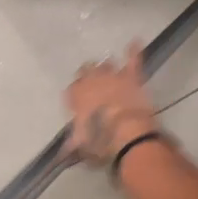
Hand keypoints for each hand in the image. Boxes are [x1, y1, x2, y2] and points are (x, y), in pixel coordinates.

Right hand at [63, 44, 160, 165]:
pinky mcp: (131, 77)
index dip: (76, 97)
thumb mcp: (81, 147)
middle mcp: (91, 81)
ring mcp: (112, 76)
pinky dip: (134, 51)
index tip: (80, 105)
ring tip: (110, 74)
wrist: (127, 133)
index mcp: (76, 96)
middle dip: (89, 77)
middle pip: (86, 72)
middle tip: (95, 88)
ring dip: (107, 69)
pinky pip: (133, 58)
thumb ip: (72, 147)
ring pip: (106, 65)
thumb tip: (61, 156)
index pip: (71, 91)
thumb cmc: (100, 141)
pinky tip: (136, 42)